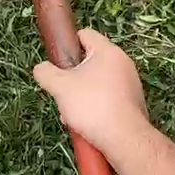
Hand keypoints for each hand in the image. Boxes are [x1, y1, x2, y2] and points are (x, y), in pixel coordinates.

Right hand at [32, 29, 151, 155]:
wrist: (125, 139)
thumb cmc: (93, 106)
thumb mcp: (60, 87)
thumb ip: (45, 72)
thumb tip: (41, 68)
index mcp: (108, 51)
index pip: (84, 34)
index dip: (68, 46)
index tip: (59, 64)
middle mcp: (123, 63)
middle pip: (90, 61)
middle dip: (73, 77)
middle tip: (64, 93)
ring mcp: (131, 83)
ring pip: (98, 82)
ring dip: (82, 96)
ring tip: (73, 115)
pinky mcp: (133, 103)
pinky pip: (109, 98)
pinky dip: (96, 107)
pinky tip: (87, 124)